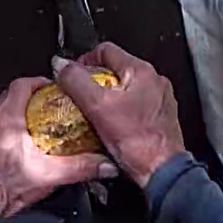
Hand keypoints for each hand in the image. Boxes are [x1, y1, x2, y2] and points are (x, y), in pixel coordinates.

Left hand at [0, 77, 116, 222]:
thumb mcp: (46, 179)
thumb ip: (79, 168)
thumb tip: (102, 164)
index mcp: (4, 123)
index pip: (22, 85)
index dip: (40, 83)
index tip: (54, 89)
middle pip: (10, 97)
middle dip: (31, 100)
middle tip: (48, 109)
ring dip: (15, 115)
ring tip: (33, 128)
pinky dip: (2, 130)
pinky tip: (13, 148)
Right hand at [54, 42, 186, 189]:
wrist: (161, 171)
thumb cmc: (137, 142)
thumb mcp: (97, 107)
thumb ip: (76, 81)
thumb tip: (61, 65)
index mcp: (141, 71)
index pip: (105, 50)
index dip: (83, 61)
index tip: (73, 76)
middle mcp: (154, 81)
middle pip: (114, 69)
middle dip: (93, 81)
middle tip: (80, 97)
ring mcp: (159, 99)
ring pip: (123, 88)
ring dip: (105, 97)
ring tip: (93, 112)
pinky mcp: (159, 117)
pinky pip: (133, 105)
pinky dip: (118, 111)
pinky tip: (109, 125)